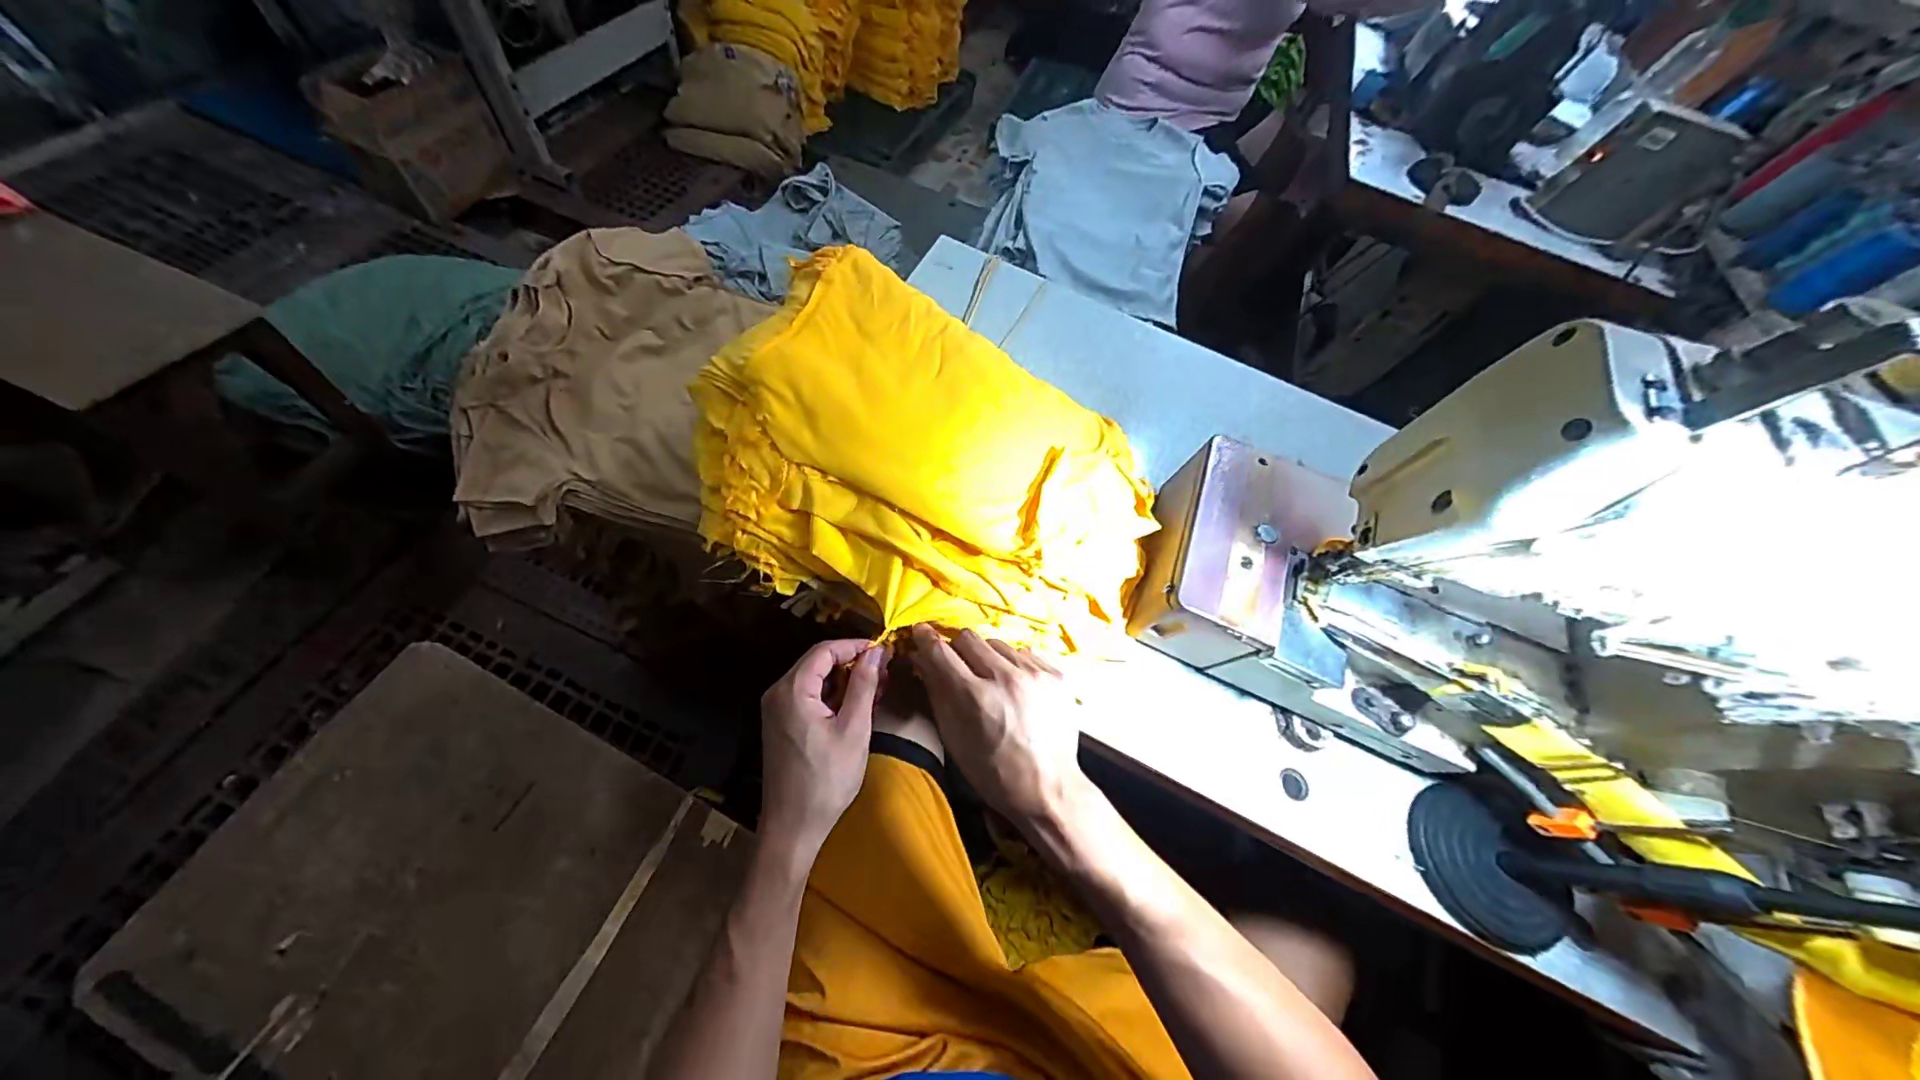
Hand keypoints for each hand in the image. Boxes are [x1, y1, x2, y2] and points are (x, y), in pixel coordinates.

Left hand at [759, 640, 885, 857]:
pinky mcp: (781, 725)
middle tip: (883, 673)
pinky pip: (807, 698)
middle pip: (817, 663)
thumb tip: (876, 652)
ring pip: (814, 680)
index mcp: (791, 690)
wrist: (792, 827)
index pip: (824, 651)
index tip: (883, 652)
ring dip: (844, 681)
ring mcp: (776, 710)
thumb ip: (864, 685)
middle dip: (852, 663)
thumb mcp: (853, 729)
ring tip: (876, 690)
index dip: (855, 646)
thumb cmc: (825, 780)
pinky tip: (856, 707)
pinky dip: (832, 697)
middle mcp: (778, 694)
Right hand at [908, 625, 1086, 825]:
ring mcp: (1035, 674)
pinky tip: (1015, 686)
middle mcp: (1005, 678)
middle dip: (957, 648)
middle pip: (969, 637)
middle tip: (956, 664)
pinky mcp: (1057, 675)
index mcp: (974, 697)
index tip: (920, 633)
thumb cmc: (993, 772)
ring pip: (997, 643)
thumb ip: (936, 692)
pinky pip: (1025, 653)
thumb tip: (921, 660)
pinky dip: (1014, 664)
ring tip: (990, 680)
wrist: (1048, 788)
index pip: (940, 650)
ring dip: (987, 656)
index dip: (925, 638)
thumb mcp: (954, 737)